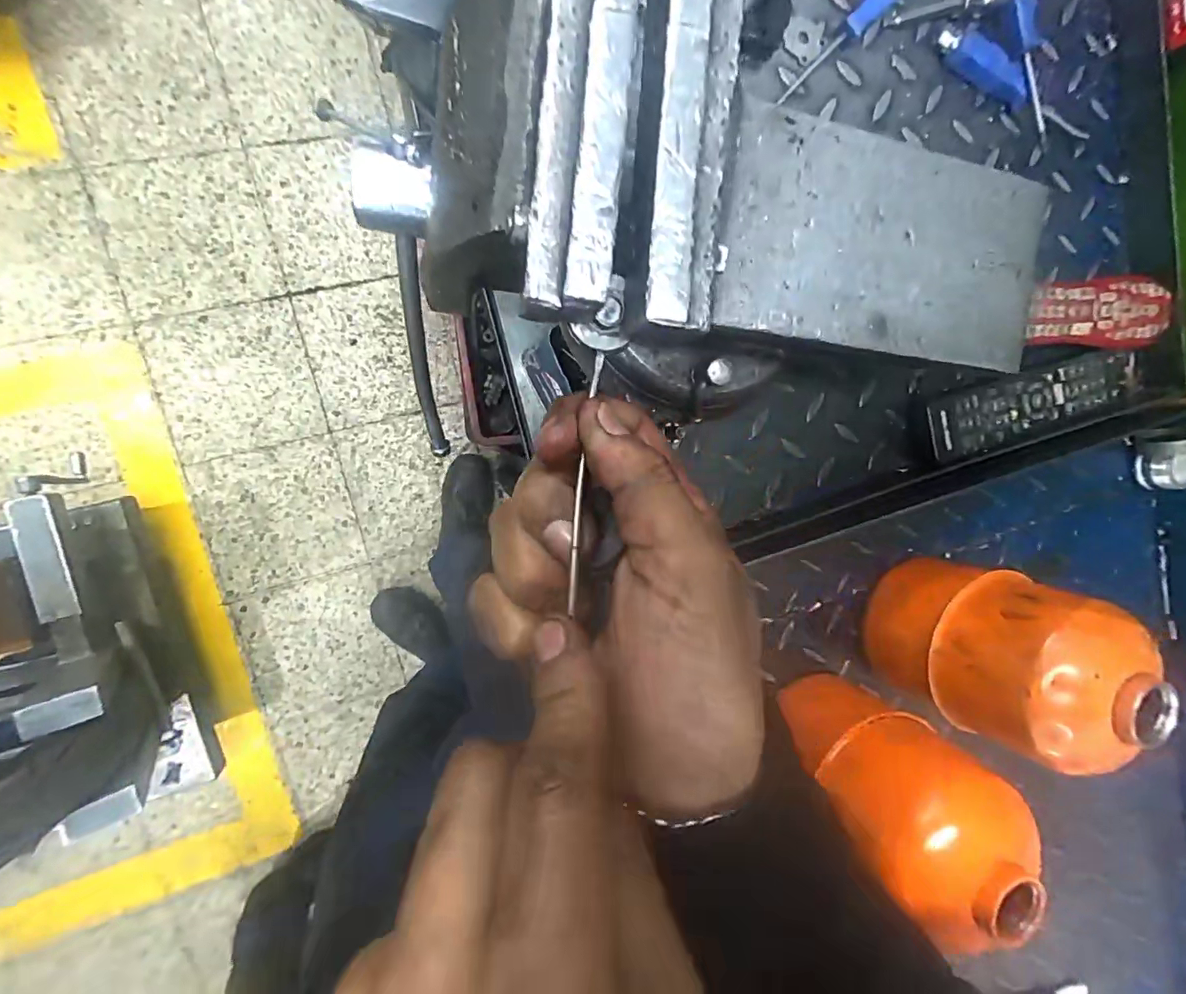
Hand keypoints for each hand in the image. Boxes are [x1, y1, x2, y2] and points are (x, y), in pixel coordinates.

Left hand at [337, 619, 698, 993]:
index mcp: (546, 982)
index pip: (553, 802)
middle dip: (516, 766)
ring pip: (423, 860)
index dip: (569, 712)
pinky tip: (461, 989)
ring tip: (514, 928)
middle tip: (555, 801)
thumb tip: (603, 787)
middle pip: (470, 792)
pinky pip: (387, 937)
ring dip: (474, 858)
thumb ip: (633, 896)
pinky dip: (433, 931)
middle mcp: (436, 984)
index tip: (568, 644)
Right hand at [471, 396, 764, 818]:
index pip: (605, 430)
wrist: (673, 775)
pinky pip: (487, 595)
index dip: (575, 426)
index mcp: (652, 505)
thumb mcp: (692, 564)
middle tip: (576, 555)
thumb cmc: (698, 663)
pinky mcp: (525, 622)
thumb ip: (648, 483)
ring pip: (505, 533)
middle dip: (547, 516)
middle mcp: (600, 531)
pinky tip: (548, 650)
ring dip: (532, 576)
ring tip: (570, 619)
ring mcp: (557, 577)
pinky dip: (513, 623)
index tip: (559, 447)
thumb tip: (599, 410)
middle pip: (541, 479)